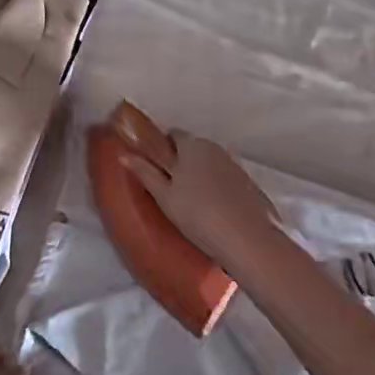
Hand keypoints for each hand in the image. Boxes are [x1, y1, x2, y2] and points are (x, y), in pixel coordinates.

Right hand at [121, 130, 280, 270]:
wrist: (247, 240)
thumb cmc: (198, 215)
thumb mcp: (165, 197)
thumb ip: (145, 173)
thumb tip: (124, 155)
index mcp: (191, 146)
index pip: (173, 134)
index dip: (162, 148)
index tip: (155, 167)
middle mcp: (214, 148)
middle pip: (193, 147)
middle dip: (182, 161)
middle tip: (171, 189)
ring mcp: (235, 165)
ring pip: (210, 163)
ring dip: (201, 174)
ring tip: (193, 203)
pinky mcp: (249, 184)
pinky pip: (226, 179)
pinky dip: (218, 188)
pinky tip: (216, 211)